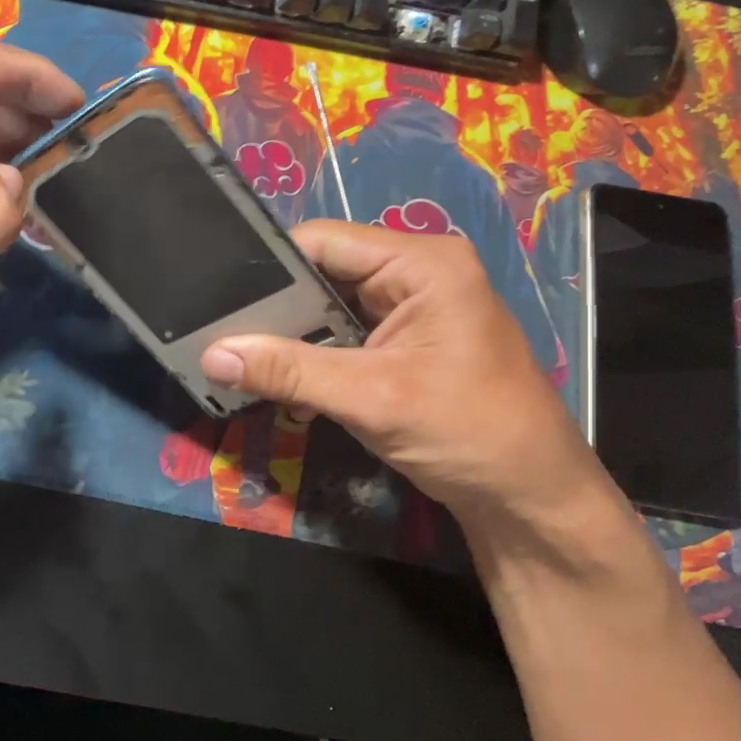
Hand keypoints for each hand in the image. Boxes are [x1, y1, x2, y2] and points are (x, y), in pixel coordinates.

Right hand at [199, 220, 606, 524]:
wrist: (529, 499)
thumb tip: (211, 356)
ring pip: (322, 306)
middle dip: (272, 308)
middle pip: (318, 272)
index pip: (321, 241)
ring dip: (286, 339)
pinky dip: (307, 358)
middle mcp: (413, 273)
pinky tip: (277, 383)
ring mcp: (406, 309)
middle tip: (217, 334)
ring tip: (236, 360)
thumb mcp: (371, 398)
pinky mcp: (398, 342)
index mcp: (422, 264)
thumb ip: (288, 371)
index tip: (216, 298)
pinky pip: (336, 335)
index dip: (267, 266)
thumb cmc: (469, 433)